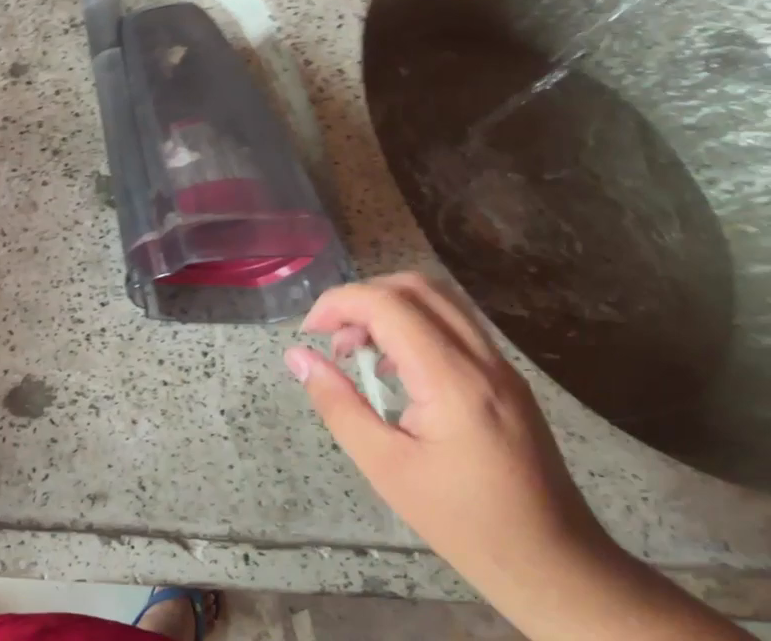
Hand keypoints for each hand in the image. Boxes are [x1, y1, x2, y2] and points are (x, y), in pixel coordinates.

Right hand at [285, 273, 748, 640]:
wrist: (556, 564)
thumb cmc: (463, 520)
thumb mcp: (384, 465)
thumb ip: (337, 403)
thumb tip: (297, 356)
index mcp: (454, 381)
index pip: (388, 304)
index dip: (338, 303)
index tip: (309, 333)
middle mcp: (484, 362)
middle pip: (416, 287)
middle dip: (361, 298)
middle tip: (332, 336)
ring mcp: (502, 369)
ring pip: (439, 301)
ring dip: (387, 308)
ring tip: (358, 351)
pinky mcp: (507, 382)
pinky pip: (454, 327)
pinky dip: (411, 326)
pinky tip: (393, 370)